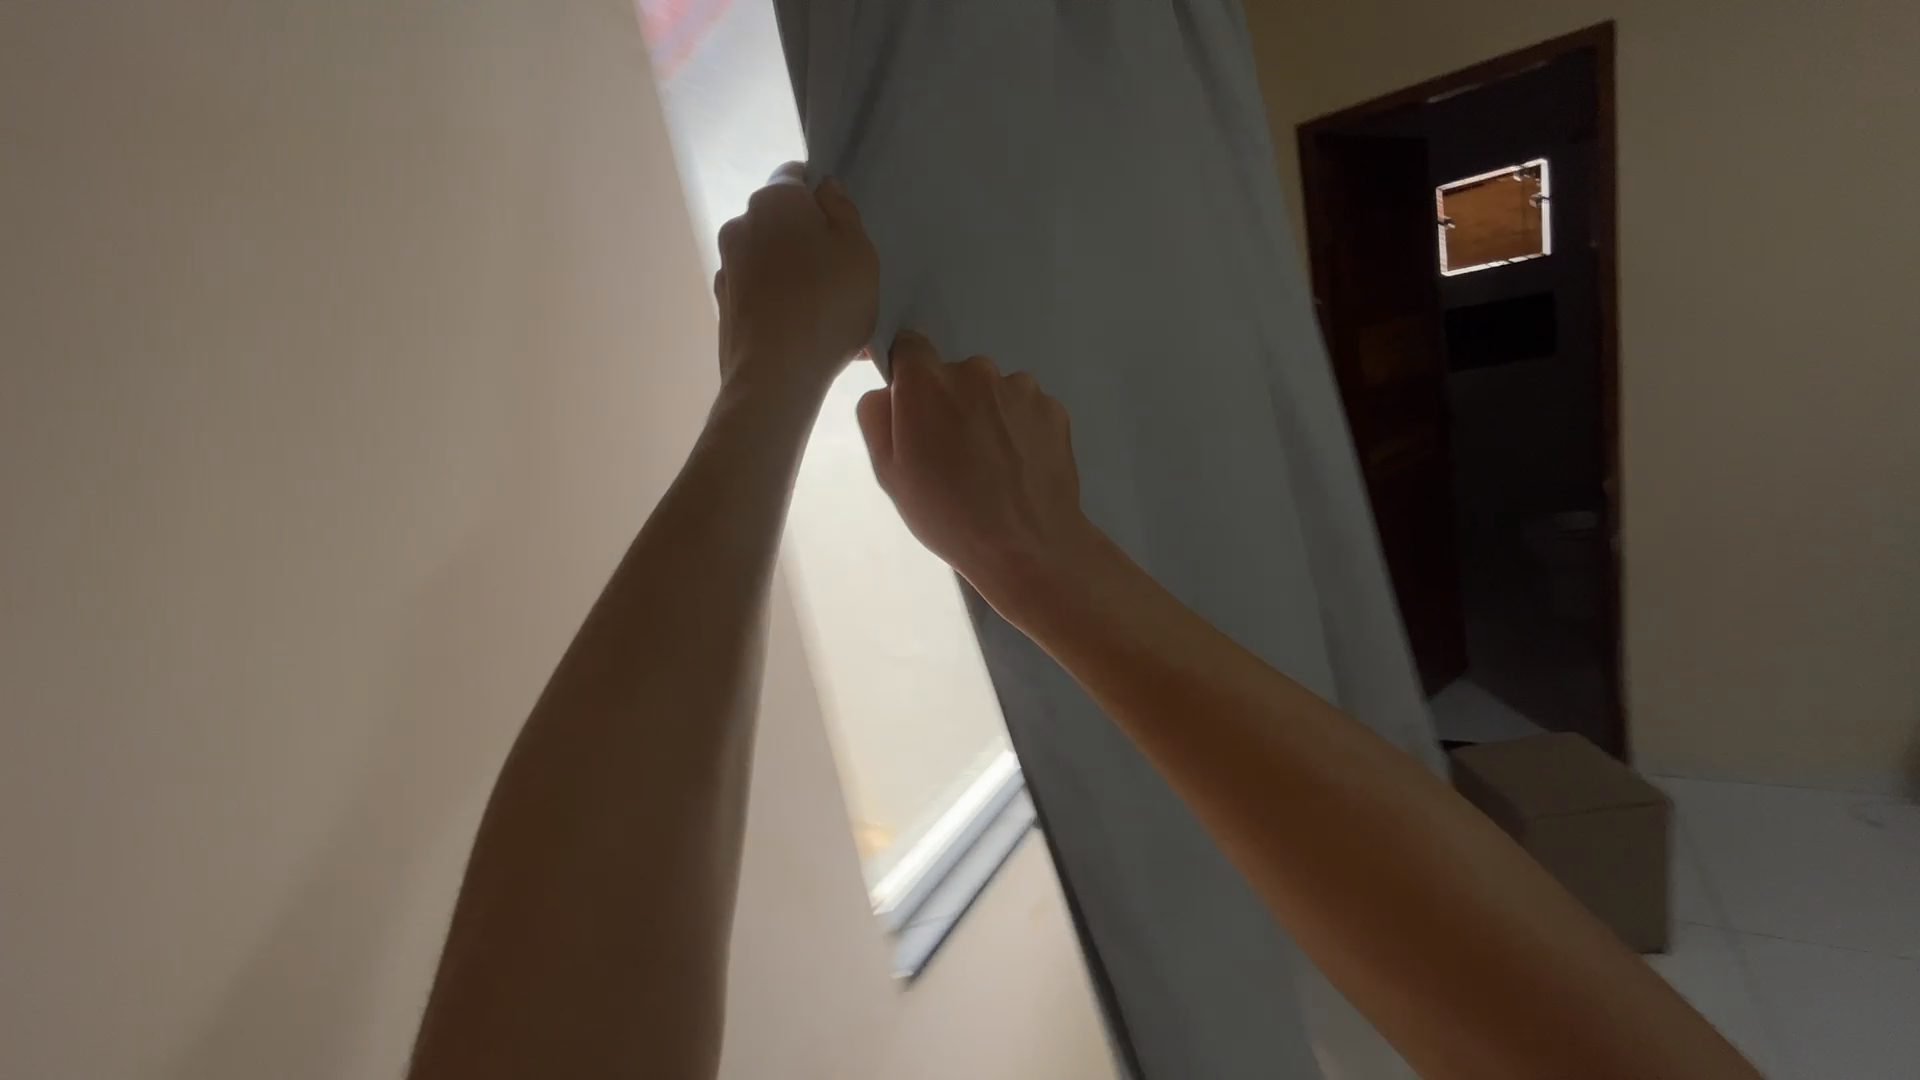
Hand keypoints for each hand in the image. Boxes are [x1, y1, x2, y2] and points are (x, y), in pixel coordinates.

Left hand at [715, 162, 878, 395]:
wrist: (776, 376)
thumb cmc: (827, 305)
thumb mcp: (859, 252)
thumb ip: (843, 213)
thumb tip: (825, 189)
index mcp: (775, 199)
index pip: (796, 178)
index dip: (822, 200)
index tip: (843, 233)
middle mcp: (740, 225)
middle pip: (781, 224)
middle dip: (808, 244)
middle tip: (842, 279)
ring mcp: (727, 268)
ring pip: (771, 264)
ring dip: (796, 280)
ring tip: (829, 318)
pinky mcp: (724, 308)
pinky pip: (761, 298)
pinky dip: (781, 308)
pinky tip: (807, 337)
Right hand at [856, 331, 1099, 615]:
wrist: (1027, 546)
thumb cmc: (948, 515)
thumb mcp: (888, 473)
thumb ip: (877, 416)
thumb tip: (887, 392)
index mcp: (926, 383)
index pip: (910, 346)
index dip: (910, 378)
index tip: (917, 413)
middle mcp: (975, 371)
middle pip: (955, 374)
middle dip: (951, 403)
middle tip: (956, 455)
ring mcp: (1020, 388)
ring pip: (993, 392)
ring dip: (989, 415)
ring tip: (992, 466)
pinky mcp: (1053, 408)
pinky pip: (1026, 408)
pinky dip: (1020, 429)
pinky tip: (1019, 467)